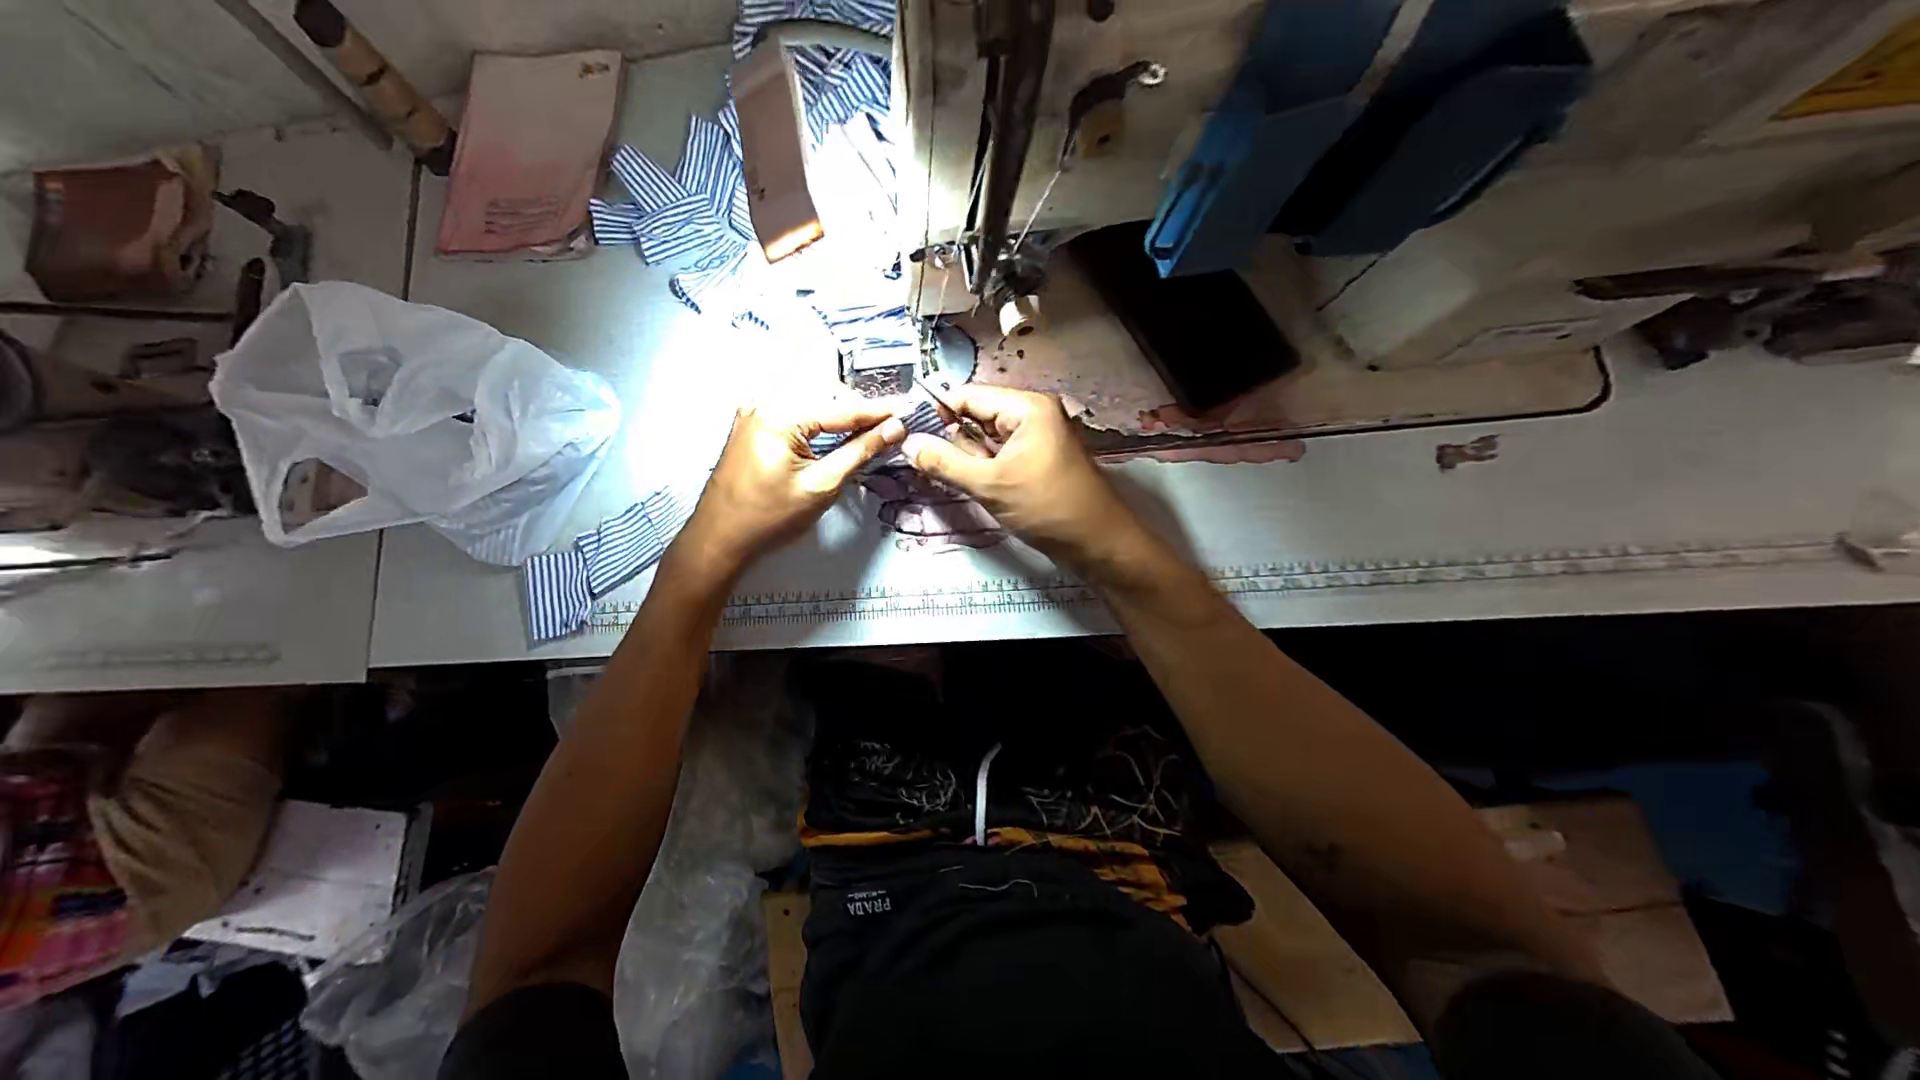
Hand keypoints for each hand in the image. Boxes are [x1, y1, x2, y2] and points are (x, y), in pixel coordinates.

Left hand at [676, 402, 905, 579]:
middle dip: (860, 408)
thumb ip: (860, 452)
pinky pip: (795, 409)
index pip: (842, 407)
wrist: (719, 538)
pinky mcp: (753, 423)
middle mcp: (764, 402)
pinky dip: (820, 418)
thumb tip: (893, 429)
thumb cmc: (766, 518)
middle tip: (891, 424)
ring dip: (841, 412)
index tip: (908, 409)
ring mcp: (755, 411)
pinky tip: (838, 432)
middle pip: (826, 394)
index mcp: (780, 414)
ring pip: (811, 399)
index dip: (879, 410)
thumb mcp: (822, 486)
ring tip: (870, 428)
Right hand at [902, 385, 1151, 574]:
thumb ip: (944, 462)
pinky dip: (981, 468)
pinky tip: (965, 482)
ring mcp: (1036, 439)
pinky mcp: (1037, 462)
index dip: (935, 411)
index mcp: (1027, 407)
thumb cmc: (1047, 507)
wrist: (1098, 543)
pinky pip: (1000, 456)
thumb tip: (908, 443)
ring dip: (964, 456)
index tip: (904, 430)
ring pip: (986, 439)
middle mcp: (1032, 415)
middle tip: (918, 459)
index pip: (968, 396)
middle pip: (976, 416)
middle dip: (949, 437)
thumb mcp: (989, 485)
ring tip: (938, 473)